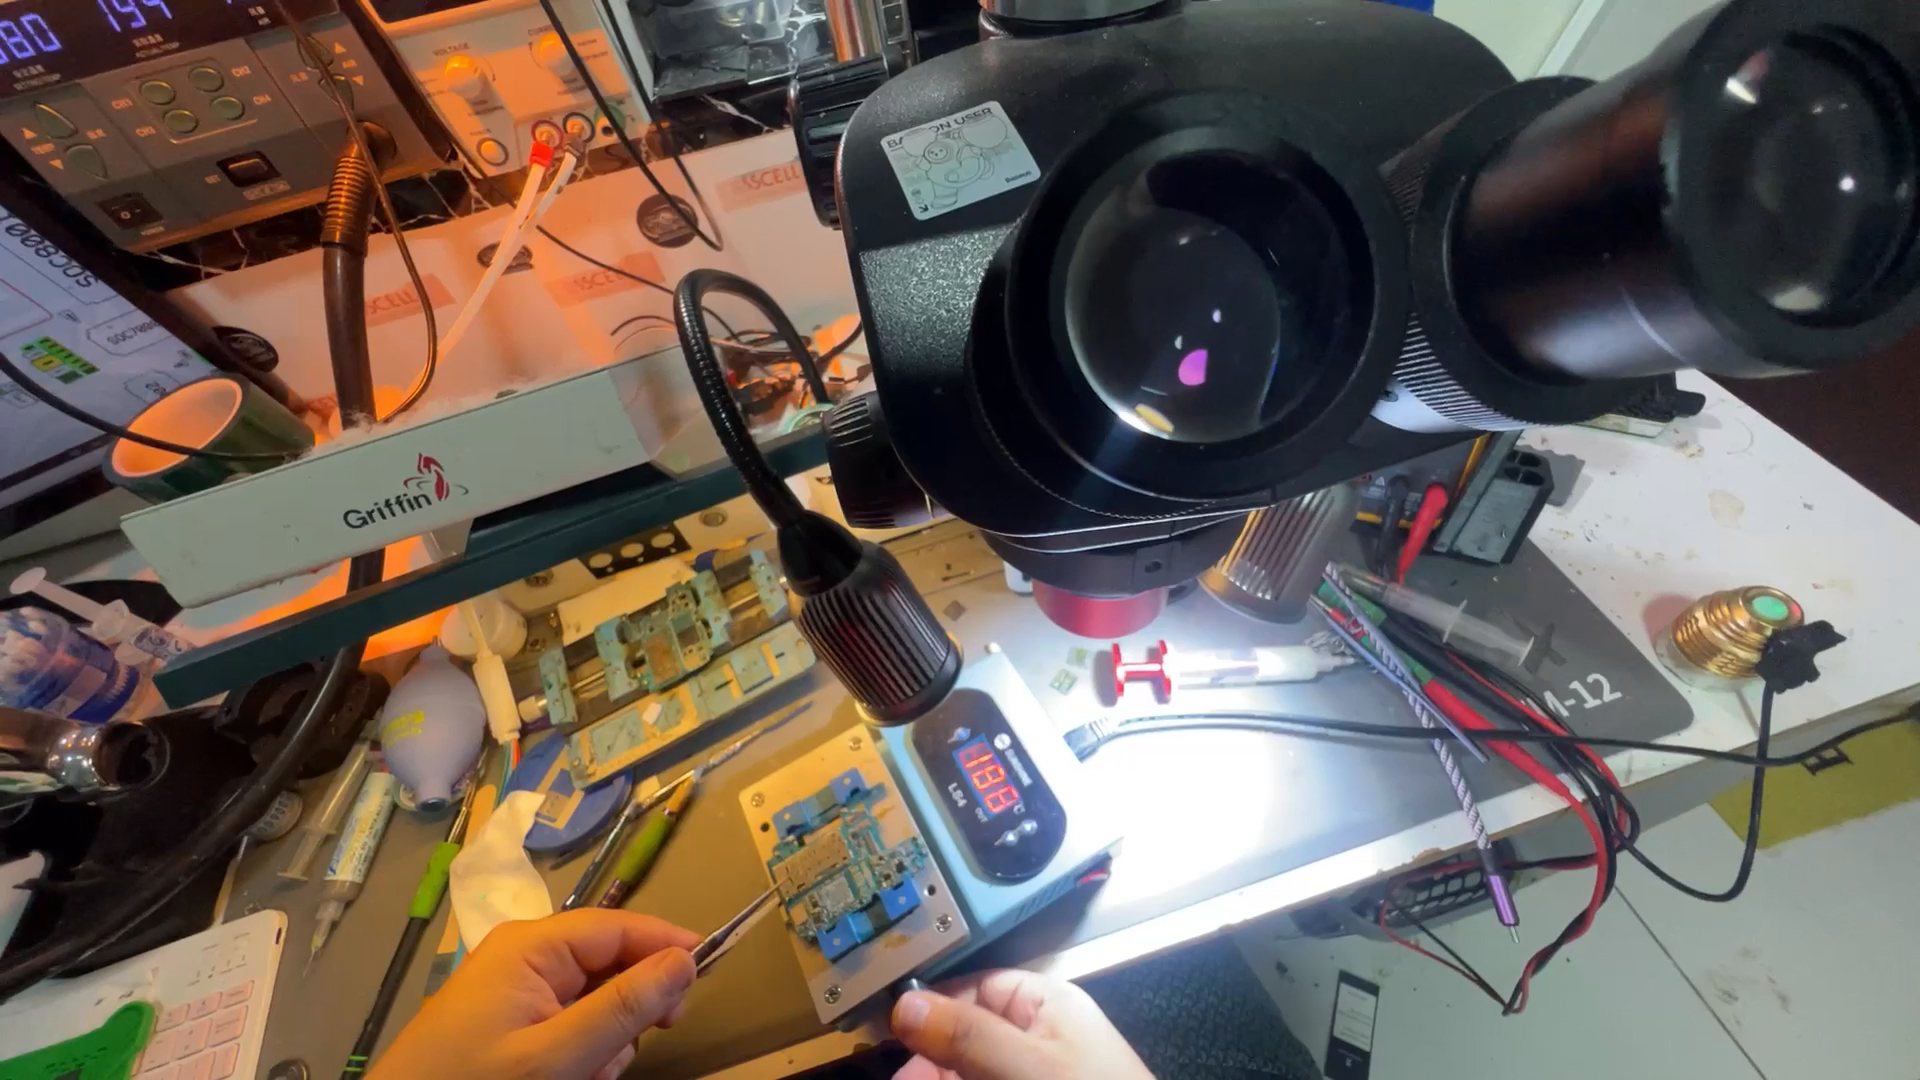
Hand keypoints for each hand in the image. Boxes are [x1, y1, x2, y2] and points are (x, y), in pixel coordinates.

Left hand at [366, 910, 699, 1079]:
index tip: (706, 971)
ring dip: (609, 1032)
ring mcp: (513, 988)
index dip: (666, 944)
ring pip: (593, 993)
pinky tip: (580, 1075)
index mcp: (532, 945)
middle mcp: (525, 954)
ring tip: (598, 1074)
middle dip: (634, 999)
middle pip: (609, 958)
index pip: (620, 926)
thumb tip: (686, 959)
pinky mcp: (505, 1021)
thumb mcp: (553, 1060)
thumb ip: (623, 1008)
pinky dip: (584, 1046)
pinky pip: (567, 1017)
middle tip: (658, 1034)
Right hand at [890, 970, 1152, 1079]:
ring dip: (939, 1075)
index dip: (933, 1004)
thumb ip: (968, 1035)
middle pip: (969, 1035)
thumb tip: (903, 1002)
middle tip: (900, 1078)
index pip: (976, 987)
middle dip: (929, 1056)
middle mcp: (1040, 1035)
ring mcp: (1038, 1074)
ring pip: (973, 1070)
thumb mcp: (1027, 1067)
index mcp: (1047, 1003)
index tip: (892, 1027)